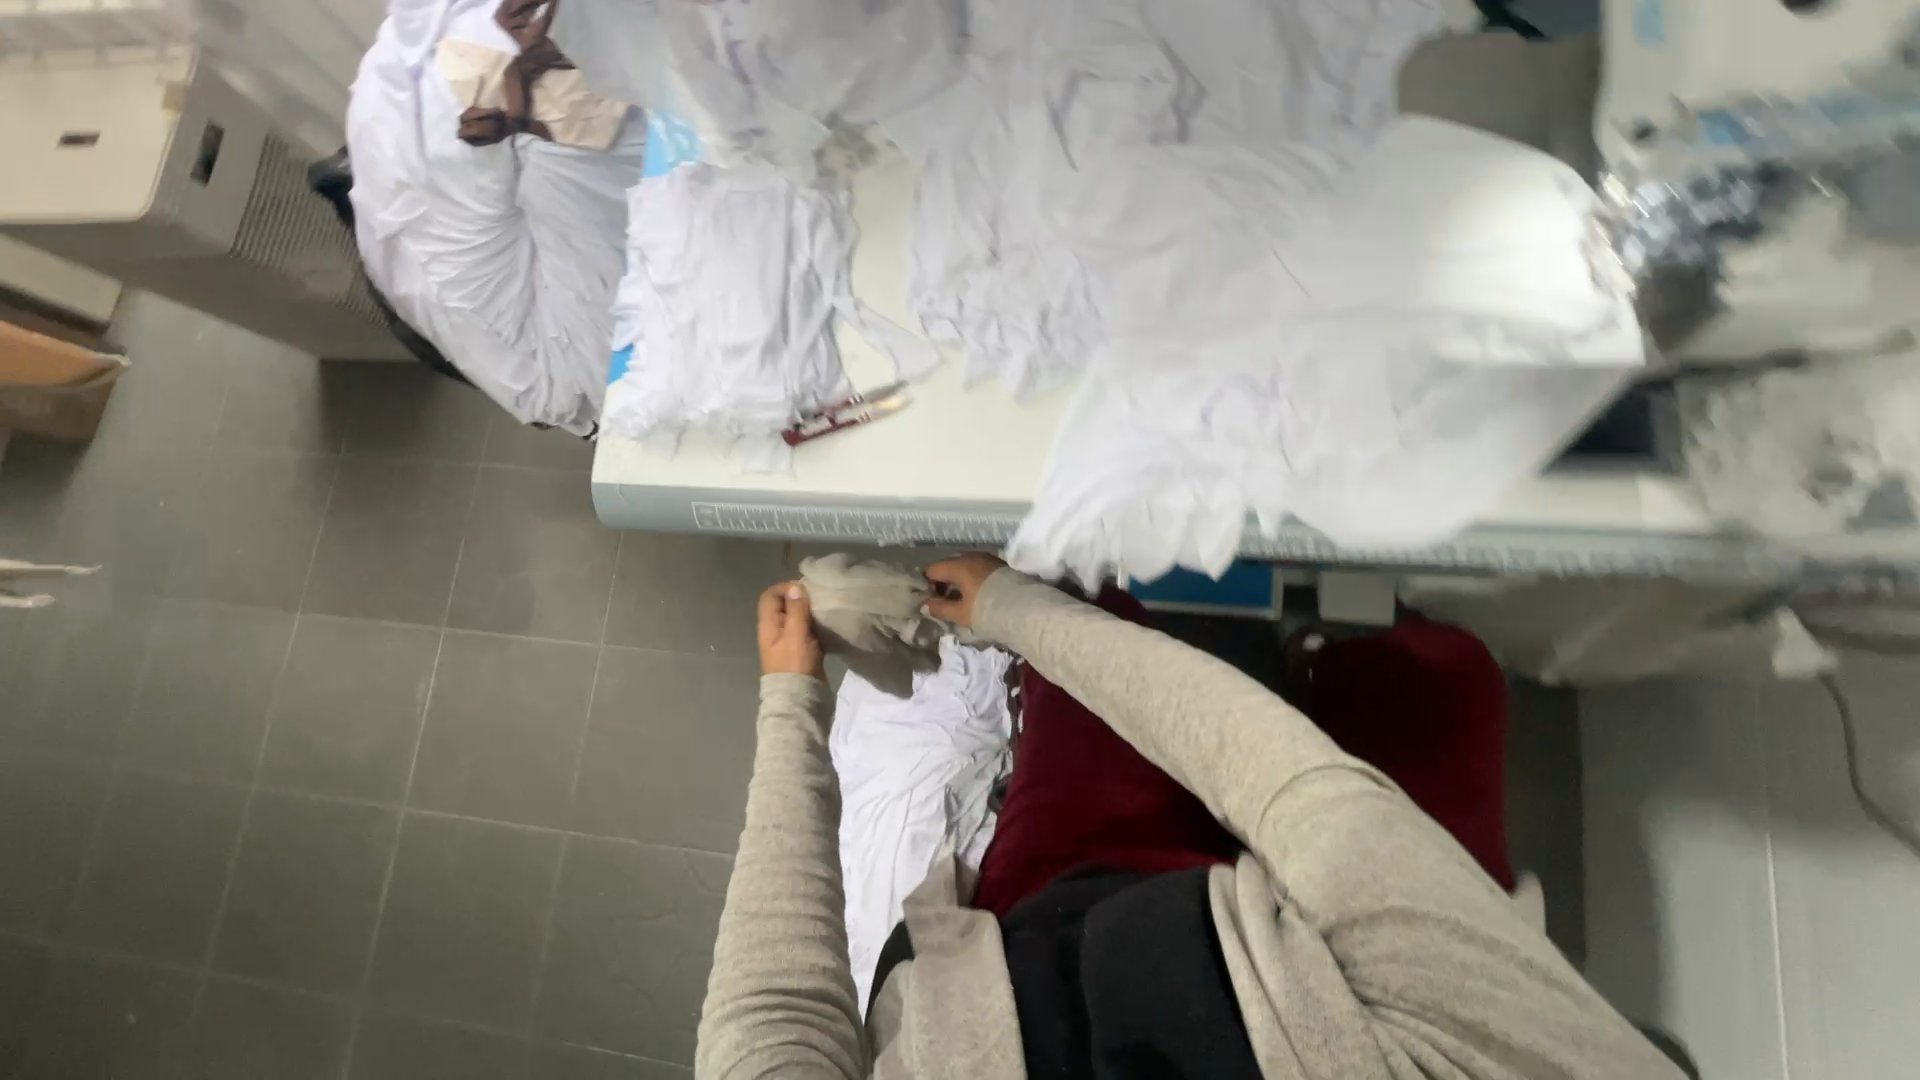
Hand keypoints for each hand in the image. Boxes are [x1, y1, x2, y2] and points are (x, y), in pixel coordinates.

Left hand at [758, 581, 825, 679]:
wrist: (800, 698)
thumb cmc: (795, 664)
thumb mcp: (796, 634)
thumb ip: (796, 609)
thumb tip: (795, 586)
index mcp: (769, 625)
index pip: (770, 596)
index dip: (785, 588)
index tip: (806, 589)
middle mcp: (776, 630)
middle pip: (784, 605)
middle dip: (801, 599)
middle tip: (820, 598)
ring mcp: (788, 641)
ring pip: (797, 618)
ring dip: (810, 612)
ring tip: (826, 610)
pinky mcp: (801, 650)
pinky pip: (807, 631)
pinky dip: (816, 626)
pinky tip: (828, 625)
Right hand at [923, 553, 1005, 627]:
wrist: (1025, 609)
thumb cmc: (988, 611)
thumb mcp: (961, 613)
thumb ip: (940, 608)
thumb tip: (925, 605)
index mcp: (959, 566)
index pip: (933, 569)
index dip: (928, 584)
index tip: (931, 600)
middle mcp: (972, 557)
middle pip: (949, 565)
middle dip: (944, 581)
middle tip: (945, 600)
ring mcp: (988, 559)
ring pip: (966, 566)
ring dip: (960, 580)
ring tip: (962, 599)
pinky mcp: (1000, 565)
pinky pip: (979, 568)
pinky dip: (973, 579)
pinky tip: (977, 594)